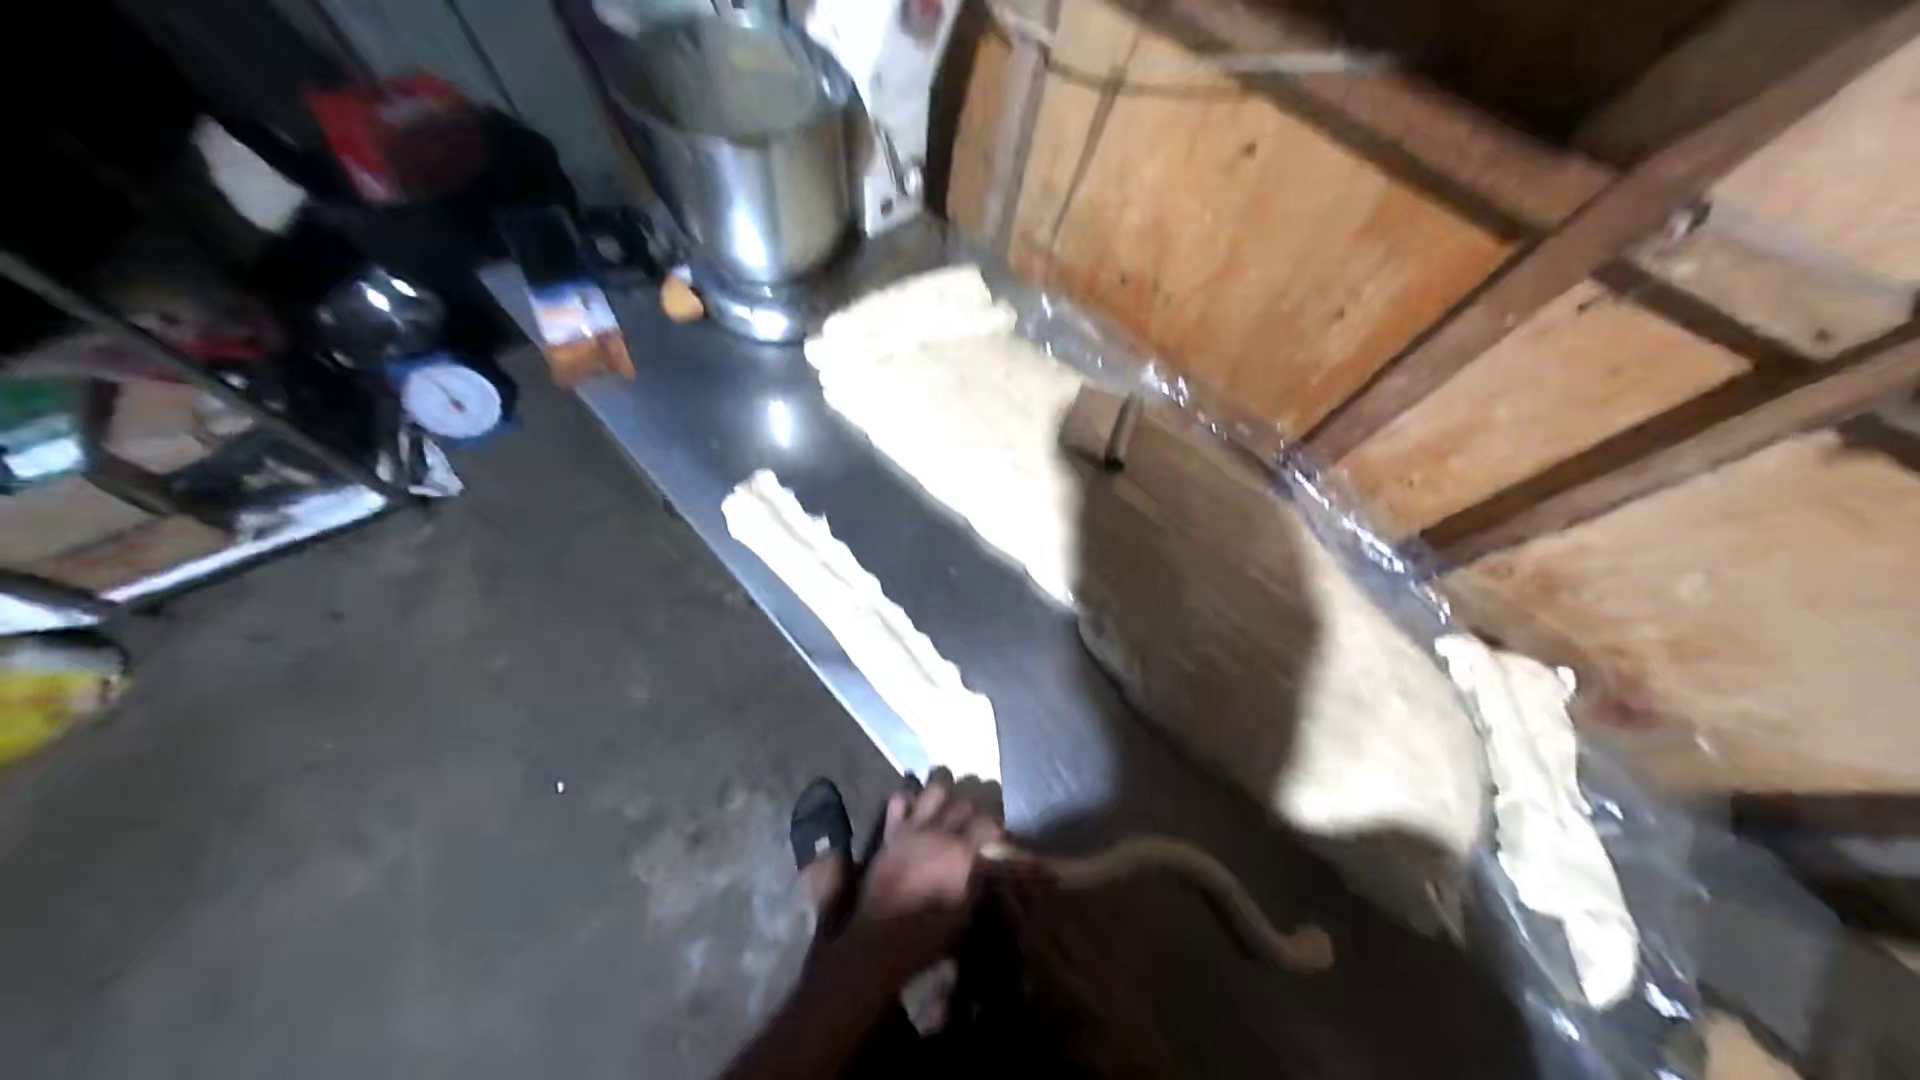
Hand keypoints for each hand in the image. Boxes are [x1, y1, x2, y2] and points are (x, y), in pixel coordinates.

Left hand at [840, 772, 1004, 982]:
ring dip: (945, 798)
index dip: (997, 828)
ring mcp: (912, 828)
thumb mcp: (965, 914)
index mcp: (961, 853)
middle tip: (974, 828)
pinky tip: (915, 813)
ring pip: (935, 791)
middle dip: (974, 812)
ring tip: (946, 812)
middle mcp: (939, 832)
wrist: (880, 939)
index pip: (989, 823)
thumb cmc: (927, 933)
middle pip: (966, 803)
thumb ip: (981, 883)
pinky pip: (899, 800)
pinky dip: (909, 801)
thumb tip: (991, 865)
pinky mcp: (890, 832)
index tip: (998, 839)